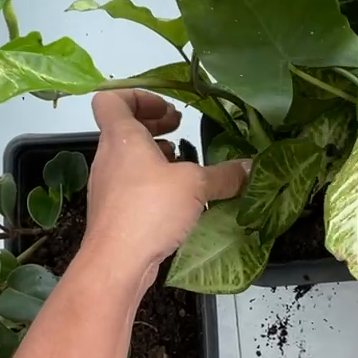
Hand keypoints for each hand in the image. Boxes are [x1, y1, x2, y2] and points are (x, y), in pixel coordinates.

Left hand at [78, 90, 249, 283]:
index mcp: (121, 137)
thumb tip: (249, 169)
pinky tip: (176, 199)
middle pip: (124, 128)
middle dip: (153, 125)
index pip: (112, 99)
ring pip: (129, 159)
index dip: (138, 96)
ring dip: (154, 156)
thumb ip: (224, 175)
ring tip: (182, 164)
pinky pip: (132, 186)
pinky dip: (152, 184)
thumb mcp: (195, 186)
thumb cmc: (148, 210)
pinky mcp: (113, 212)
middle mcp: (108, 157)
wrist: (117, 261)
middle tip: (179, 127)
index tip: (166, 108)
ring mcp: (108, 186)